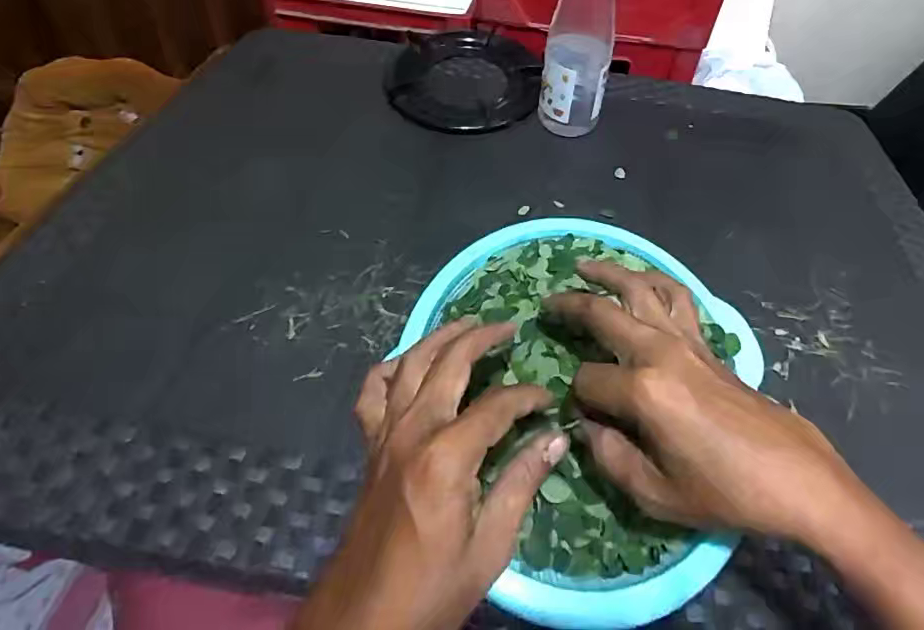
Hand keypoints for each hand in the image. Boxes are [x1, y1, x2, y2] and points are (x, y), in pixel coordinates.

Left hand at [294, 318, 569, 629]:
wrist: (369, 609)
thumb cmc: (435, 585)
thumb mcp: (491, 545)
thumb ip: (521, 483)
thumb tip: (554, 437)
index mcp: (446, 456)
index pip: (495, 406)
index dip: (526, 396)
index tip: (548, 397)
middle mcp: (412, 429)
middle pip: (447, 363)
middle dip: (479, 338)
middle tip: (506, 327)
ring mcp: (384, 431)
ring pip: (410, 363)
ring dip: (438, 337)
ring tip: (464, 323)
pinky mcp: (369, 441)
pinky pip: (373, 389)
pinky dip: (391, 368)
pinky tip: (408, 363)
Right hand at [547, 260, 863, 544]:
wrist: (798, 480)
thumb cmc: (727, 491)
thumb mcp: (657, 495)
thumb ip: (609, 457)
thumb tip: (588, 425)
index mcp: (643, 392)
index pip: (586, 381)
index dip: (577, 398)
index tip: (583, 417)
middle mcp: (659, 352)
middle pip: (600, 314)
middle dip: (567, 308)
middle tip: (546, 307)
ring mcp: (685, 340)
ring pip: (638, 287)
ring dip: (607, 273)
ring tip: (582, 265)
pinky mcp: (705, 341)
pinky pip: (677, 296)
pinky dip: (654, 280)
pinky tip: (639, 280)